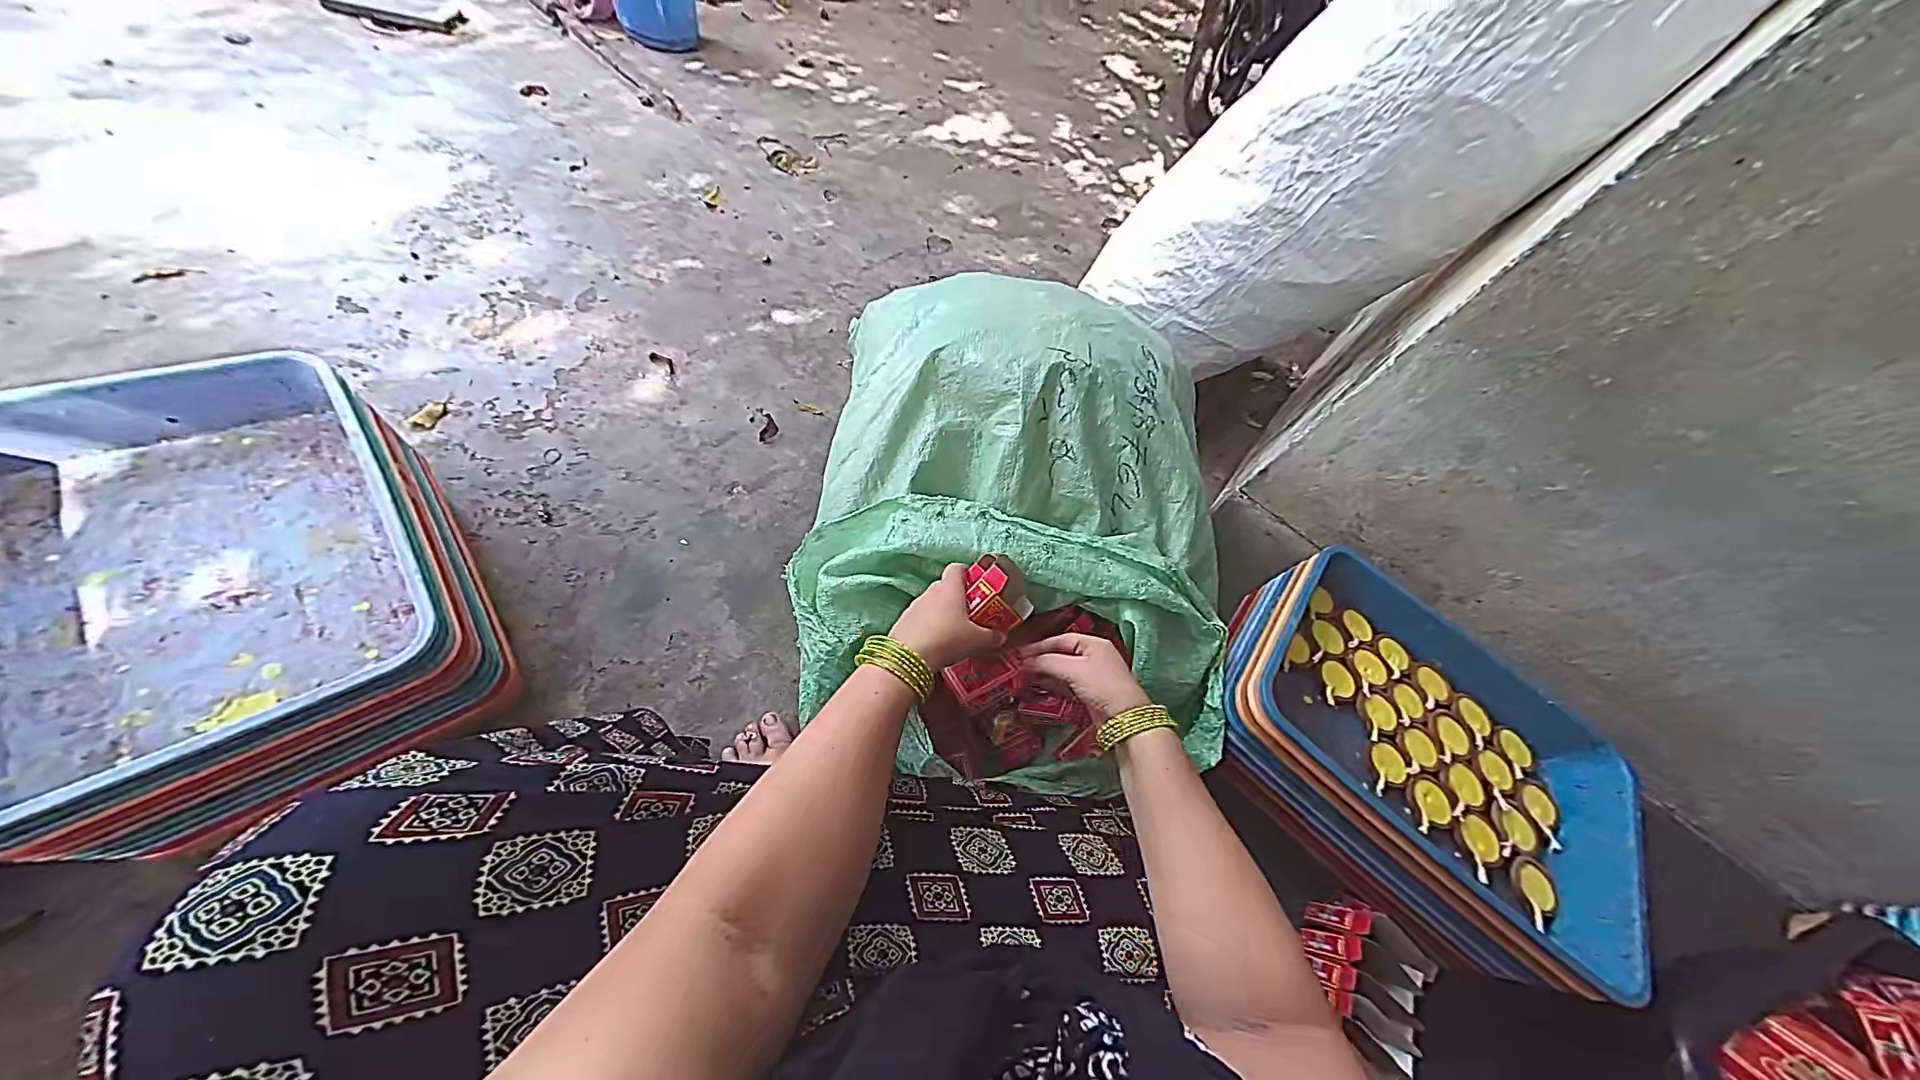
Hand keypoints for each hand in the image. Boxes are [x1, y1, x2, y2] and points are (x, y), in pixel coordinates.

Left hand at [888, 563, 1002, 670]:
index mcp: (950, 588)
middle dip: (956, 597)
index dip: (967, 574)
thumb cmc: (948, 639)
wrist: (910, 656)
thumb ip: (991, 636)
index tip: (976, 586)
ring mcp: (914, 606)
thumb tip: (1001, 636)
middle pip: (944, 586)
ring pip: (931, 602)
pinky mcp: (903, 621)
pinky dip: (928, 625)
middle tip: (969, 613)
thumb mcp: (976, 640)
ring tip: (952, 631)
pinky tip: (935, 642)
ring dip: (941, 612)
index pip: (957, 568)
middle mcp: (930, 592)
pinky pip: (919, 617)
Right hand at [1016, 633, 1150, 721]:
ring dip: (1045, 673)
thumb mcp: (1073, 670)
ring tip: (1024, 676)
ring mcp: (1093, 675)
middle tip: (1018, 666)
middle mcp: (1094, 656)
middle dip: (1040, 660)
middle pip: (1061, 654)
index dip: (1039, 646)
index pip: (1061, 639)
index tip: (1019, 653)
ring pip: (1063, 670)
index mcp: (1094, 643)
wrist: (1124, 718)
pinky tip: (1039, 687)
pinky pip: (1066, 684)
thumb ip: (1047, 662)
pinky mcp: (1090, 692)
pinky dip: (1053, 684)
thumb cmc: (1102, 686)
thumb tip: (1025, 662)